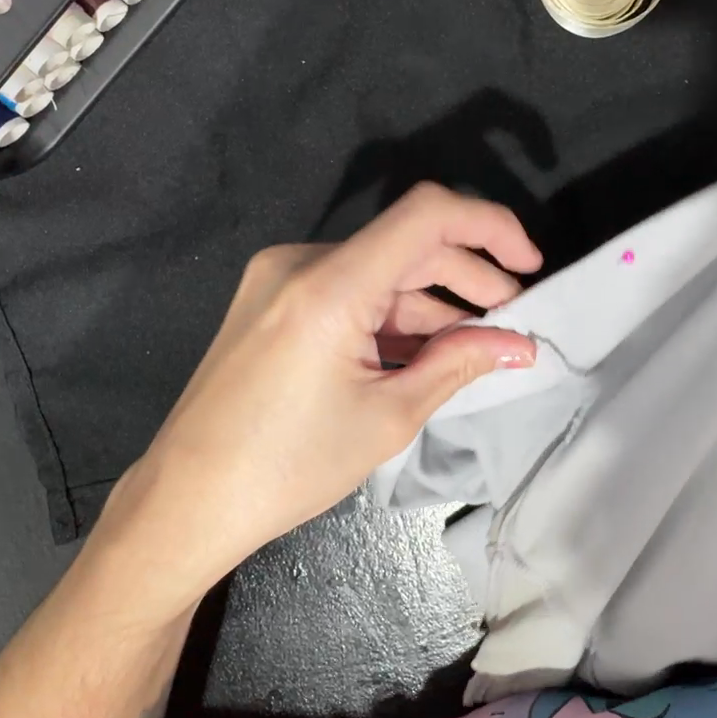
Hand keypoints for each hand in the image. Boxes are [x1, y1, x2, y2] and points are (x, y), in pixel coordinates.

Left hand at [96, 183, 542, 607]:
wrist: (185, 502)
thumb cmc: (289, 467)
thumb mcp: (389, 416)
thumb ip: (460, 364)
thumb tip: (521, 345)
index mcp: (330, 285)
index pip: (428, 216)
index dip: (491, 227)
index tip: (531, 265)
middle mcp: (302, 262)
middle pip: (410, 243)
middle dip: (471, 276)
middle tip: (513, 319)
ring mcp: (281, 278)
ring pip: (382, 268)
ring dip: (435, 299)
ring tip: (478, 341)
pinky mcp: (272, 300)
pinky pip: (352, 289)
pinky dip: (395, 313)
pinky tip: (427, 347)